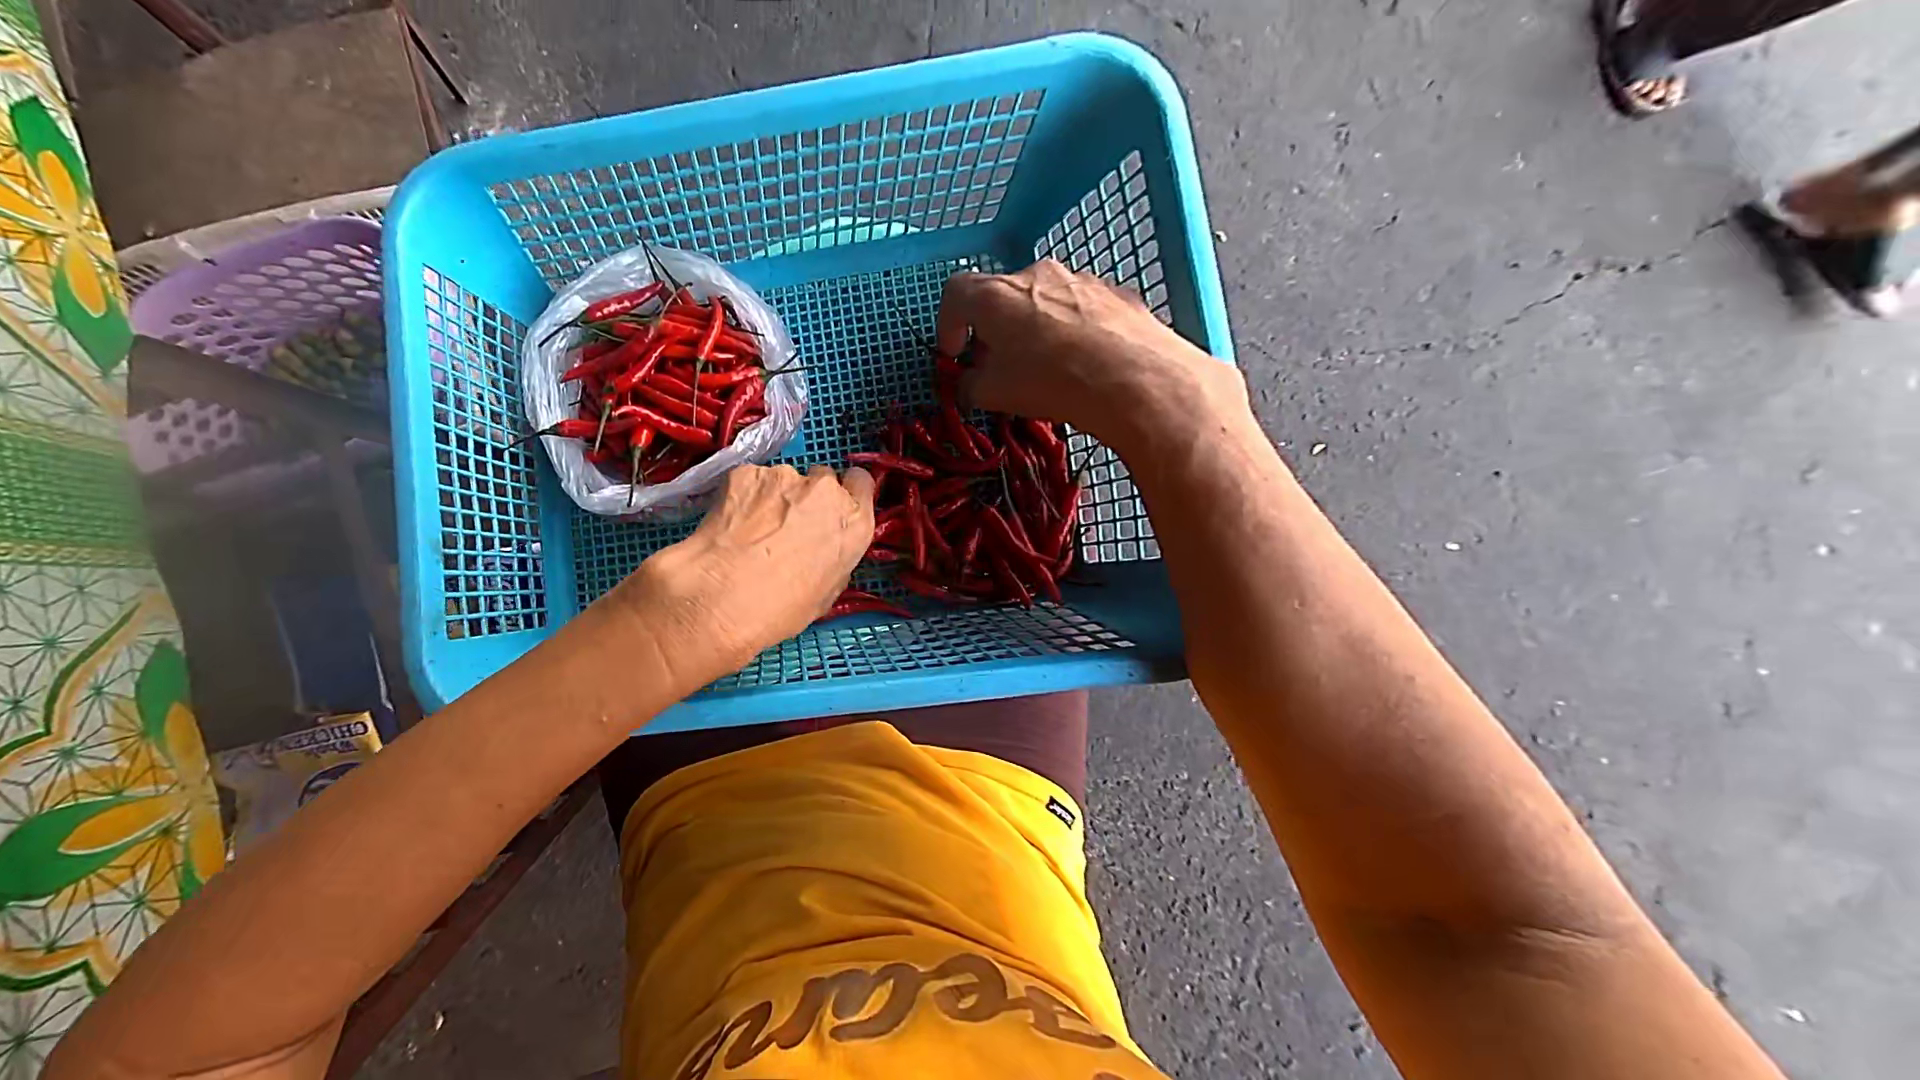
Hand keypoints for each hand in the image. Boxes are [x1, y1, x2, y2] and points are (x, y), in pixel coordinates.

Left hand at [596, 464, 874, 692]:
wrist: (719, 599)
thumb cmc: (778, 610)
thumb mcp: (827, 593)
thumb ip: (835, 557)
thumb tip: (822, 548)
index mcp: (855, 523)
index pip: (861, 482)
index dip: (845, 495)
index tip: (829, 510)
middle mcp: (826, 491)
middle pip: (823, 479)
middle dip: (808, 498)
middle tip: (786, 527)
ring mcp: (785, 476)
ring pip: (784, 480)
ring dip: (773, 498)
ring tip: (751, 531)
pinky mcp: (746, 473)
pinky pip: (751, 481)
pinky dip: (743, 497)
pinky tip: (730, 524)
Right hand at [934, 260, 1249, 454]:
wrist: (1136, 379)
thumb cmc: (1053, 381)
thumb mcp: (996, 394)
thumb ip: (970, 386)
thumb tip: (969, 386)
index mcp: (996, 295)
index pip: (955, 295)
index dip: (948, 326)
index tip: (954, 354)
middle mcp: (1037, 274)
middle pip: (1003, 296)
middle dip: (995, 331)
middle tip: (999, 367)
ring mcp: (1081, 280)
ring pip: (1046, 300)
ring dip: (1036, 329)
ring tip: (1046, 369)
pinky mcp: (1118, 294)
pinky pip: (1083, 311)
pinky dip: (1074, 332)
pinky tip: (1085, 365)